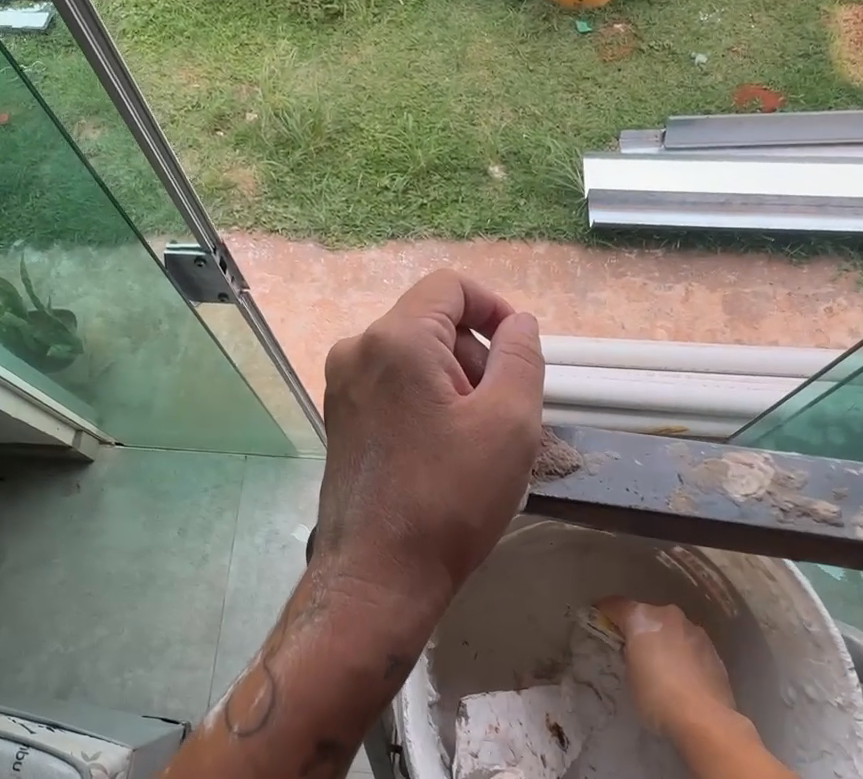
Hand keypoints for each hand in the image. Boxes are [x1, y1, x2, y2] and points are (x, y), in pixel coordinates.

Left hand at [313, 270, 544, 607]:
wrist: (377, 576)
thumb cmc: (449, 498)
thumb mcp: (509, 423)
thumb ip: (521, 356)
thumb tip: (518, 322)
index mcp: (394, 338)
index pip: (449, 286)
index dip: (493, 307)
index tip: (519, 350)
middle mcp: (357, 349)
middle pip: (432, 321)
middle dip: (475, 355)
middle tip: (500, 414)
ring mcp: (342, 384)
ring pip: (414, 354)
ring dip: (454, 381)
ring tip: (474, 440)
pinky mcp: (340, 415)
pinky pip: (393, 383)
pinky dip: (426, 400)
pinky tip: (444, 450)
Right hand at [597, 597, 736, 730]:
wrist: (705, 719)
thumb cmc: (657, 696)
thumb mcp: (630, 675)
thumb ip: (629, 654)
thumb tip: (636, 651)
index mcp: (642, 617)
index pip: (616, 605)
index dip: (605, 612)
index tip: (600, 620)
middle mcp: (668, 615)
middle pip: (647, 615)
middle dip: (640, 628)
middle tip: (634, 649)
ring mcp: (694, 630)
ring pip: (671, 628)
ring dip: (664, 639)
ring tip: (663, 665)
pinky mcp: (713, 649)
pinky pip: (689, 644)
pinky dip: (683, 653)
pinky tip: (683, 675)